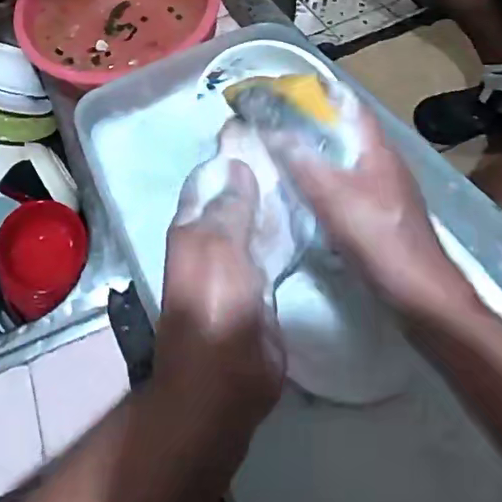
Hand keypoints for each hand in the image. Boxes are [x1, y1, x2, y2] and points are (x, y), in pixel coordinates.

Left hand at [157, 155, 284, 412]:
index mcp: (193, 224)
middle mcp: (211, 237)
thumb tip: (234, 163)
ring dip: (272, 198)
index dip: (228, 152)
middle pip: (234, 196)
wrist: (224, 377)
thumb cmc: (215, 305)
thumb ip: (228, 208)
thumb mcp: (218, 248)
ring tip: (304, 169)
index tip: (253, 124)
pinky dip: (285, 229)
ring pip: (254, 219)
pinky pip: (272, 247)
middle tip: (289, 141)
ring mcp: (237, 262)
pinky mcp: (261, 286)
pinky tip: (309, 215)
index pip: (210, 177)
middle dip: (254, 170)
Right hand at [277, 107, 475, 319]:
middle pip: (341, 128)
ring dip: (310, 146)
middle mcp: (382, 163)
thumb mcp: (331, 194)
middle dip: (305, 117)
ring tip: (273, 145)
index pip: (348, 104)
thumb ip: (299, 157)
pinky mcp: (378, 213)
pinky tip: (295, 185)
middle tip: (268, 115)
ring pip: (340, 155)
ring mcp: (383, 189)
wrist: (422, 298)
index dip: (317, 89)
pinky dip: (316, 173)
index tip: (281, 84)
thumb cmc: (379, 239)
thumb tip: (268, 125)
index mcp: (376, 150)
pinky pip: (340, 179)